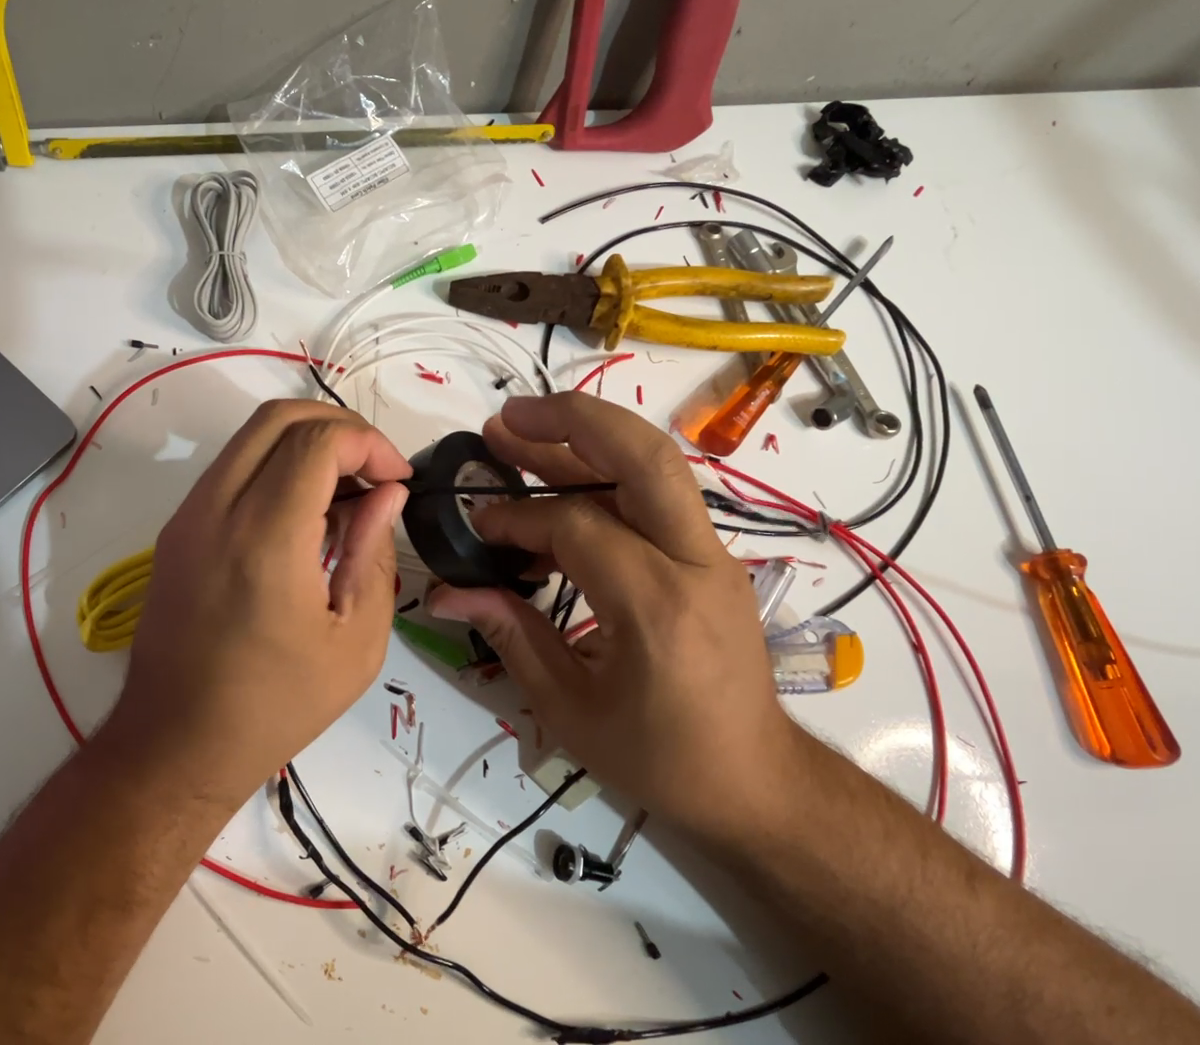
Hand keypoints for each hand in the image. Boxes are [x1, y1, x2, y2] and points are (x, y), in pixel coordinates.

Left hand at [105, 400, 411, 804]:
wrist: (177, 743)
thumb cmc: (276, 707)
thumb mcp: (354, 642)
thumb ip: (374, 554)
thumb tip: (386, 495)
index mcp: (265, 540)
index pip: (318, 441)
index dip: (369, 444)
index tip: (398, 481)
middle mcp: (216, 511)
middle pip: (278, 418)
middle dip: (339, 429)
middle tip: (375, 474)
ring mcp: (187, 517)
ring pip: (249, 438)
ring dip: (305, 446)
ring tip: (345, 497)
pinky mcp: (175, 531)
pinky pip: (229, 469)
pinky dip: (273, 468)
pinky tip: (303, 518)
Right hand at [428, 394, 803, 838]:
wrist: (752, 780)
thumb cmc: (657, 756)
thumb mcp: (569, 707)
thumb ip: (510, 633)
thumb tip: (446, 592)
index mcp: (656, 607)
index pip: (578, 526)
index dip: (517, 518)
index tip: (476, 527)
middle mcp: (695, 565)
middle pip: (643, 457)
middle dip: (572, 422)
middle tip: (505, 418)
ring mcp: (713, 556)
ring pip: (656, 466)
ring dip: (588, 439)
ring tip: (521, 431)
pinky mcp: (712, 559)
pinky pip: (658, 499)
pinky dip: (607, 479)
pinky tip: (561, 487)